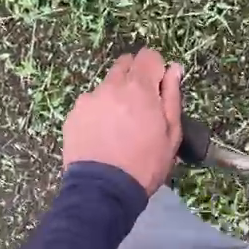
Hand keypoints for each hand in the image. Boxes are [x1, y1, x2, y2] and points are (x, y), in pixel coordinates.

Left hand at [62, 48, 184, 194]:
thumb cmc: (145, 164)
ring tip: (119, 124)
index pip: (149, 55)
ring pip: (107, 84)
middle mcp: (112, 85)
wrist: (102, 192)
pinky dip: (98, 111)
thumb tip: (174, 69)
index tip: (158, 87)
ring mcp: (90, 99)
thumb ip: (172, 96)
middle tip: (140, 104)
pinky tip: (102, 134)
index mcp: (140, 87)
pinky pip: (90, 102)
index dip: (156, 69)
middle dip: (135, 76)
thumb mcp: (171, 134)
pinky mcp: (74, 114)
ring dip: (115, 94)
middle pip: (125, 63)